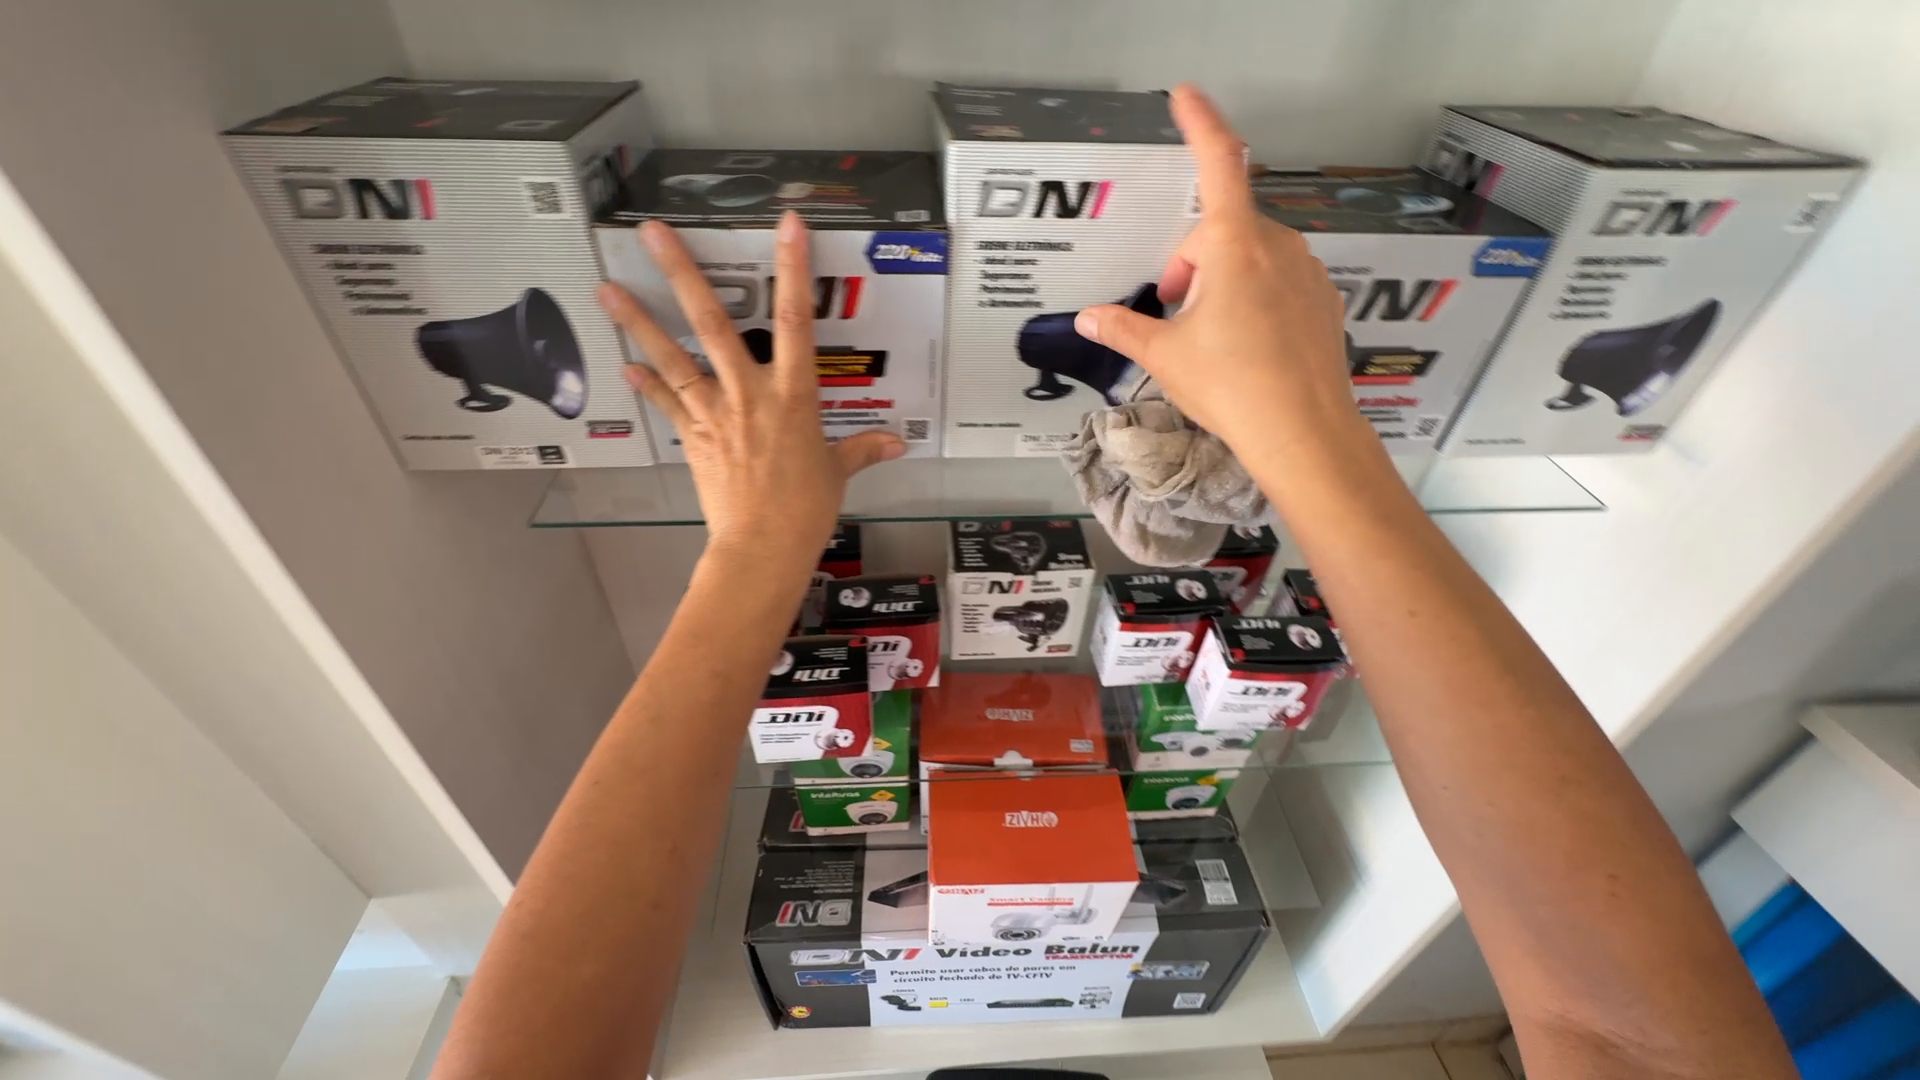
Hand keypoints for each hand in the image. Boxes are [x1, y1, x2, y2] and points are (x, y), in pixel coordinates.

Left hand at [597, 212, 904, 560]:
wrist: (764, 545)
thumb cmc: (805, 509)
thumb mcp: (838, 472)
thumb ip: (863, 449)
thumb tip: (895, 444)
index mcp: (794, 395)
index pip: (797, 320)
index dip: (793, 270)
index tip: (787, 227)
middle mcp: (750, 393)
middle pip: (713, 321)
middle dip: (683, 272)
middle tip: (653, 232)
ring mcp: (716, 412)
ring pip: (674, 356)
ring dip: (640, 321)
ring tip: (608, 288)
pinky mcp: (695, 436)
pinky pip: (668, 403)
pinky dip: (648, 383)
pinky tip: (625, 362)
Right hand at [1072, 84, 1363, 457]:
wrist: (1303, 431)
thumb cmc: (1229, 385)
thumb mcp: (1164, 356)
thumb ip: (1123, 328)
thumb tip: (1088, 319)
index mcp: (1235, 246)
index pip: (1216, 165)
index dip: (1199, 125)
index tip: (1186, 95)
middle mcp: (1278, 247)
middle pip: (1222, 232)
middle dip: (1192, 264)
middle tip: (1175, 314)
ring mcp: (1307, 273)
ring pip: (1252, 258)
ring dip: (1222, 283)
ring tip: (1211, 338)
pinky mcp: (1323, 301)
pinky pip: (1279, 282)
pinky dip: (1255, 300)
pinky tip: (1247, 347)